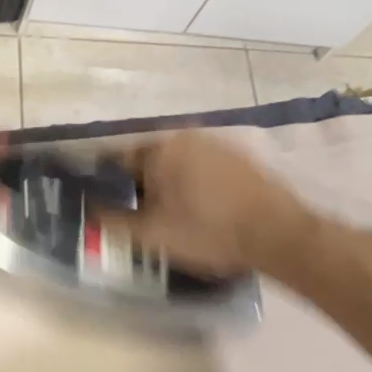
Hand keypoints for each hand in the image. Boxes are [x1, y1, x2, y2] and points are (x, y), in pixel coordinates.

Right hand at [99, 131, 325, 275]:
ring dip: (169, 183)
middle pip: (149, 159)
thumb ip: (113, 220)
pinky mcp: (242, 157)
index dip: (107, 183)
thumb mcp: (153, 234)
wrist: (283, 237)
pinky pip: (204, 167)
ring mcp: (217, 143)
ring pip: (178, 163)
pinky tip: (201, 210)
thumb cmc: (210, 232)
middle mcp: (186, 135)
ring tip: (171, 216)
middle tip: (140, 215)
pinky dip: (195, 183)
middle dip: (140, 184)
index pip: (116, 159)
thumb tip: (88, 209)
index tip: (105, 203)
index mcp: (159, 146)